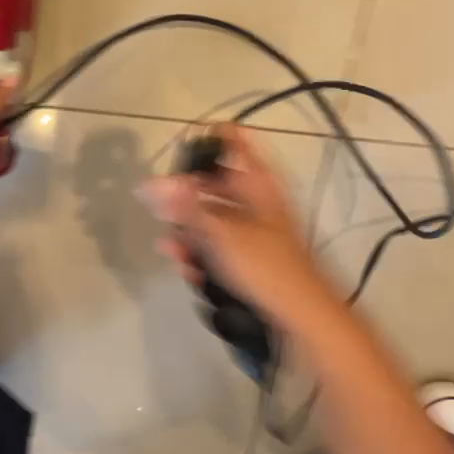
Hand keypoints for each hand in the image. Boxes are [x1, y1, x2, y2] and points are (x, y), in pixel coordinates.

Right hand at [141, 124, 335, 320]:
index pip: (235, 142)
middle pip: (213, 186)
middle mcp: (256, 201)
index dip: (208, 139)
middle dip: (184, 202)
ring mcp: (253, 230)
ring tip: (173, 252)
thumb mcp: (221, 234)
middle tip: (163, 211)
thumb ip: (185, 208)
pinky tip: (189, 270)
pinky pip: (217, 247)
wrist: (302, 314)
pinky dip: (201, 256)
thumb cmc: (265, 266)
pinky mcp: (249, 257)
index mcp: (258, 184)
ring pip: (211, 220)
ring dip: (188, 236)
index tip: (181, 145)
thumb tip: (150, 184)